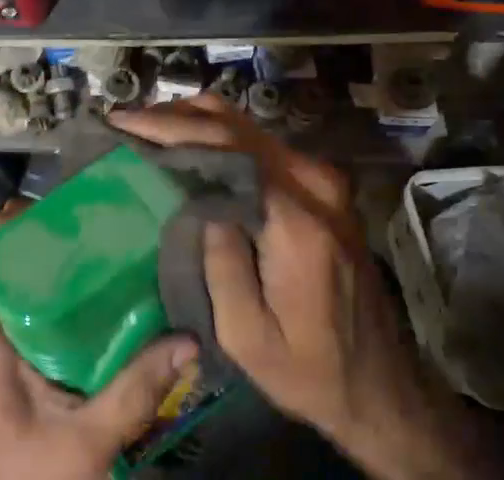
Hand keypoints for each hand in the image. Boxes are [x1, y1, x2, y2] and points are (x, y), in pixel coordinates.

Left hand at [0, 210, 197, 479]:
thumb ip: (134, 390)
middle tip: (98, 242)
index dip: (35, 217)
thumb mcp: (85, 440)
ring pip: (0, 276)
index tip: (85, 218)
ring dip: (37, 268)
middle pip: (0, 252)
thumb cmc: (20, 476)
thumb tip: (190, 341)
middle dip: (45, 241)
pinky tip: (72, 306)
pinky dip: (28, 294)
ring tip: (89, 265)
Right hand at [112, 95, 503, 479]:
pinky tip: (186, 146)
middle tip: (125, 121)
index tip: (121, 123)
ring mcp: (324, 183)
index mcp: (296, 222)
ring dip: (195, 121)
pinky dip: (217, 136)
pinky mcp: (323, 188)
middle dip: (174, 116)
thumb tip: (197, 201)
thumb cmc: (310, 369)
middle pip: (235, 125)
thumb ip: (221, 264)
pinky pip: (260, 144)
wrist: (382, 388)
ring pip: (247, 126)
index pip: (225, 149)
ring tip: (145, 129)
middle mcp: (316, 187)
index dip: (168, 129)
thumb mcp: (248, 336)